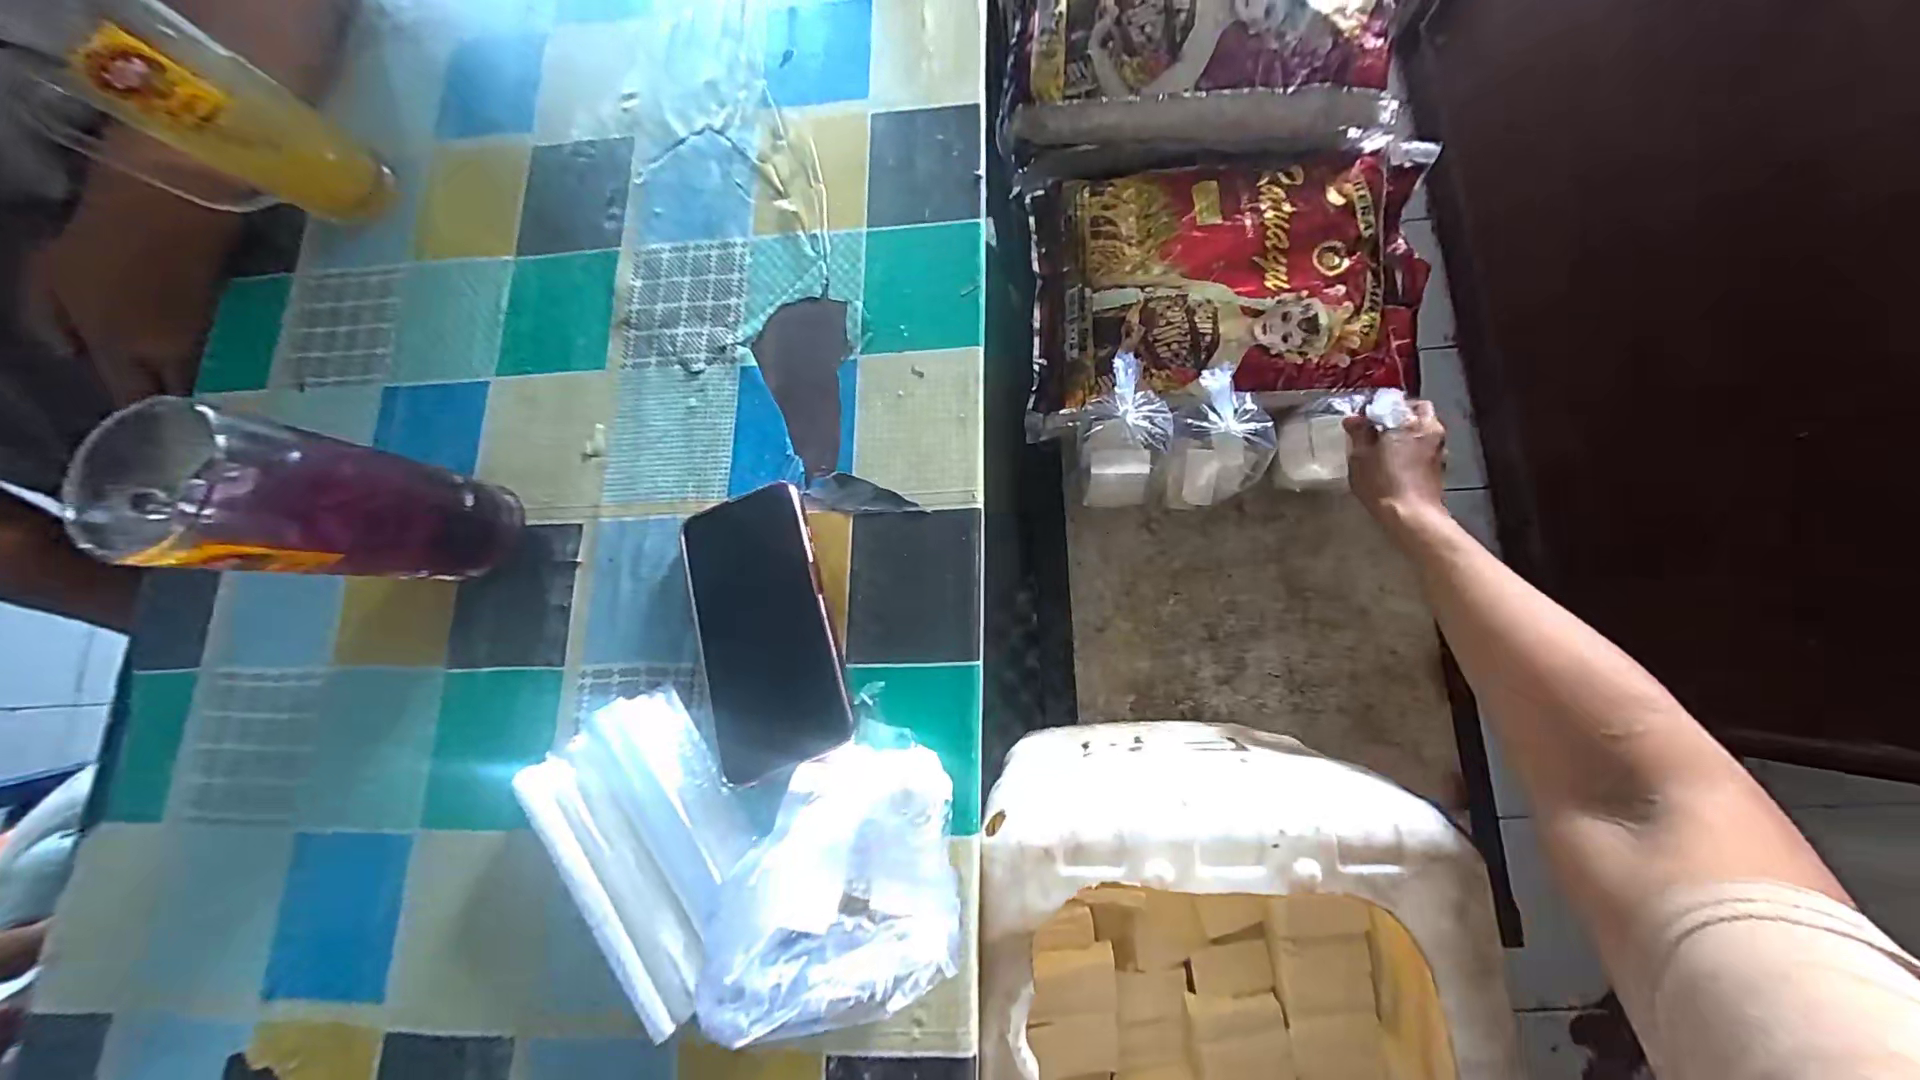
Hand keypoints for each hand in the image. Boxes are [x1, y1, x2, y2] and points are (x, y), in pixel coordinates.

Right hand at [1344, 399, 1449, 533]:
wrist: (1411, 514)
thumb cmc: (1382, 483)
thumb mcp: (1360, 457)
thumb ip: (1358, 434)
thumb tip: (1353, 419)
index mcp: (1409, 421)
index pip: (1392, 401)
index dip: (1374, 407)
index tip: (1361, 419)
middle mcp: (1430, 428)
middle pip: (1416, 409)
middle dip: (1398, 414)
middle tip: (1376, 428)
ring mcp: (1439, 445)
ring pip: (1423, 426)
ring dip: (1407, 430)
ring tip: (1385, 444)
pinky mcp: (1440, 462)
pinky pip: (1425, 443)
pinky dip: (1413, 444)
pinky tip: (1397, 459)